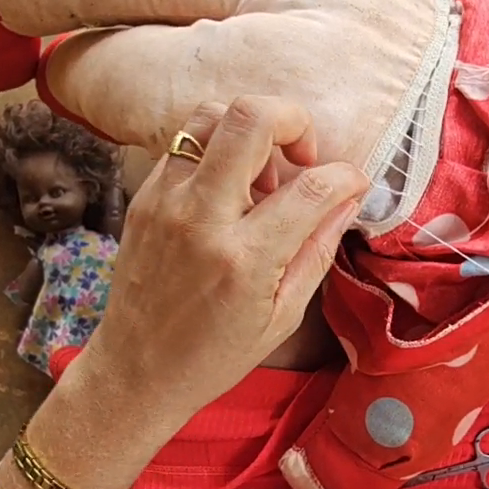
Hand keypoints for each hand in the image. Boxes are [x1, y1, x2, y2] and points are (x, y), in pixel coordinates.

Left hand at [74, 96, 366, 433]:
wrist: (135, 372)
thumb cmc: (214, 356)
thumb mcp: (282, 316)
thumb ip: (317, 250)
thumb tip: (348, 199)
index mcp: (244, 259)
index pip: (311, 187)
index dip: (346, 176)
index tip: (353, 183)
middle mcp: (201, 218)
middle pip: (249, 118)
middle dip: (293, 119)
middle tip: (302, 157)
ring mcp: (165, 202)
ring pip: (211, 116)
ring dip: (249, 134)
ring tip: (262, 179)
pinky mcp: (143, 198)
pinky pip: (185, 146)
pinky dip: (217, 155)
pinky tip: (228, 196)